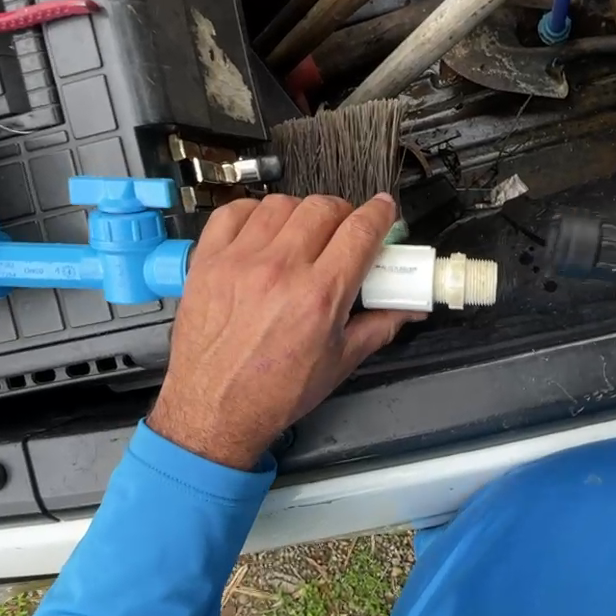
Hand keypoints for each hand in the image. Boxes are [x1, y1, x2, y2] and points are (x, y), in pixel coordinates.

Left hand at [149, 194, 418, 468]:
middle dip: (343, 214)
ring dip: (301, 212)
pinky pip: (233, 212)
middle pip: (323, 208)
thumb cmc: (273, 393)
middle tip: (344, 231)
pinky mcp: (208, 262)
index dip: (379, 212)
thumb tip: (408, 308)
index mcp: (319, 296)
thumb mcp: (340, 362)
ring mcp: (240, 262)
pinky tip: (263, 230)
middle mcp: (280, 271)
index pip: (360, 230)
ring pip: (281, 204)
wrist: (215, 411)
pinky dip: (253, 213)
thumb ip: (380, 326)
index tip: (383, 208)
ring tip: (303, 233)